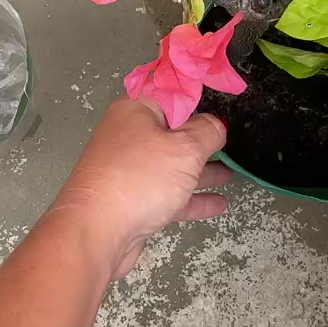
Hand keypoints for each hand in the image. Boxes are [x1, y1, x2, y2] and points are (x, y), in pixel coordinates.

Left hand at [45, 97, 231, 278]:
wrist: (95, 234)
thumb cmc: (140, 179)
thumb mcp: (185, 148)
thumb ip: (208, 131)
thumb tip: (216, 124)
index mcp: (136, 110)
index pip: (171, 92)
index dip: (197, 94)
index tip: (223, 95)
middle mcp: (130, 136)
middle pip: (173, 130)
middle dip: (202, 136)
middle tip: (230, 138)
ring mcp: (130, 170)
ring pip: (173, 165)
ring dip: (202, 169)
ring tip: (231, 172)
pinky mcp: (133, 201)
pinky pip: (169, 193)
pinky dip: (192, 197)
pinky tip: (219, 204)